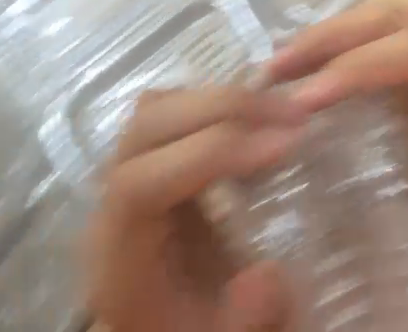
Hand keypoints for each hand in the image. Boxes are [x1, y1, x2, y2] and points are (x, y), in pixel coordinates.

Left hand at [85, 86, 307, 331]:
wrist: (159, 321)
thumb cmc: (188, 326)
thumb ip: (248, 316)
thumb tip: (269, 273)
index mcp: (119, 254)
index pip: (142, 185)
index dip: (210, 155)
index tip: (284, 146)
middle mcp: (112, 203)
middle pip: (148, 128)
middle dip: (226, 110)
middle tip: (295, 117)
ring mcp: (127, 169)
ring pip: (160, 106)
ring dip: (223, 98)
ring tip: (282, 111)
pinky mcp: (150, 154)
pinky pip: (173, 106)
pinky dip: (217, 99)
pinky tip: (258, 117)